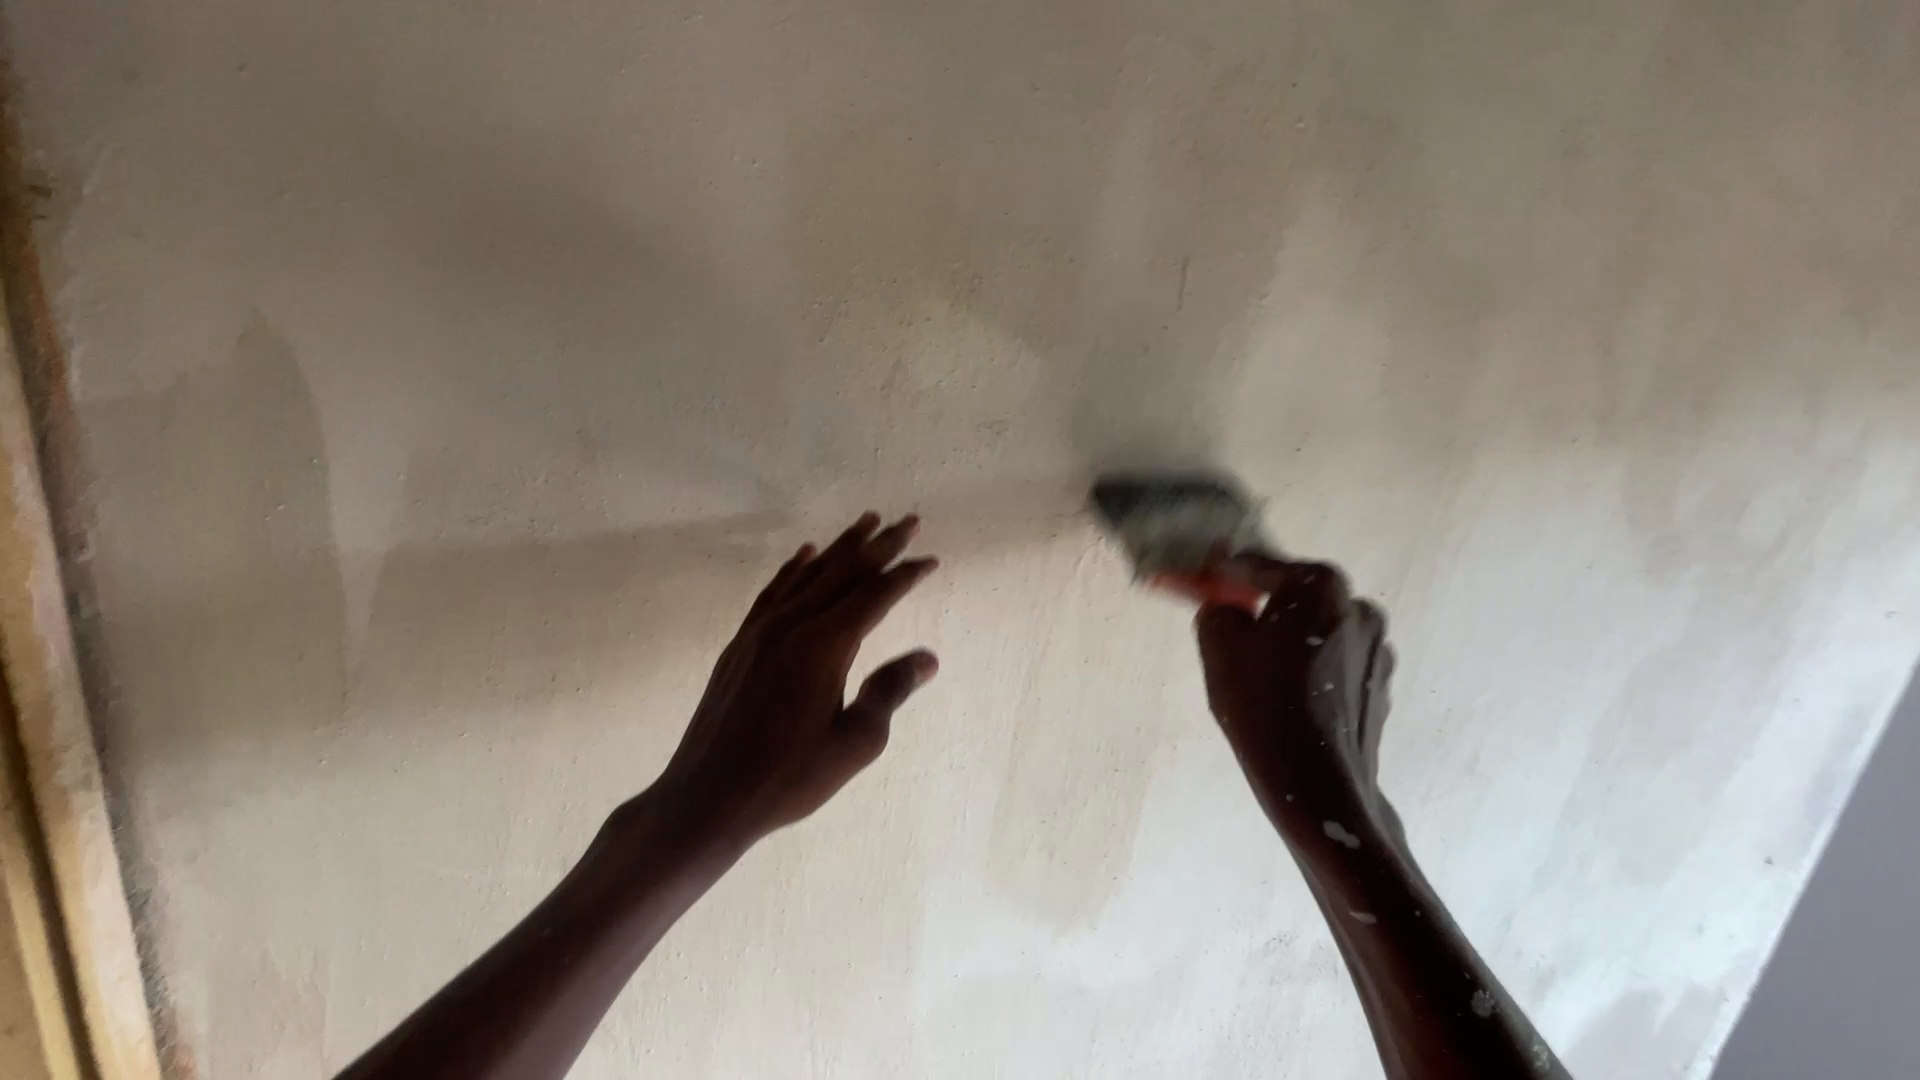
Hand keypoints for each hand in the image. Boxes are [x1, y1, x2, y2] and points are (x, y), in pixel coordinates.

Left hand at [648, 513, 939, 849]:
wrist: (708, 796)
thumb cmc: (788, 777)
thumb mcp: (854, 743)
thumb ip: (890, 692)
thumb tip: (927, 658)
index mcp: (824, 646)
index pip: (874, 596)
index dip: (905, 576)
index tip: (930, 560)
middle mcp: (792, 625)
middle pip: (843, 573)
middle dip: (879, 545)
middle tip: (908, 521)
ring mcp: (761, 631)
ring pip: (809, 574)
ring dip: (841, 547)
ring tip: (866, 522)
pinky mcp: (742, 643)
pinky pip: (774, 591)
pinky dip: (795, 568)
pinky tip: (805, 554)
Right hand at [1193, 554, 1394, 823]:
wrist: (1316, 783)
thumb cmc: (1262, 702)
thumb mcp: (1217, 643)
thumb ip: (1217, 608)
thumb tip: (1227, 608)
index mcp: (1319, 585)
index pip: (1258, 567)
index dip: (1222, 572)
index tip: (1200, 575)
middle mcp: (1358, 607)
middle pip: (1295, 598)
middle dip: (1263, 608)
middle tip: (1230, 630)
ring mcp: (1377, 649)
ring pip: (1317, 632)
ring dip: (1290, 641)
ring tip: (1259, 675)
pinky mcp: (1381, 687)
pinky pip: (1334, 664)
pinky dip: (1310, 671)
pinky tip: (1288, 700)